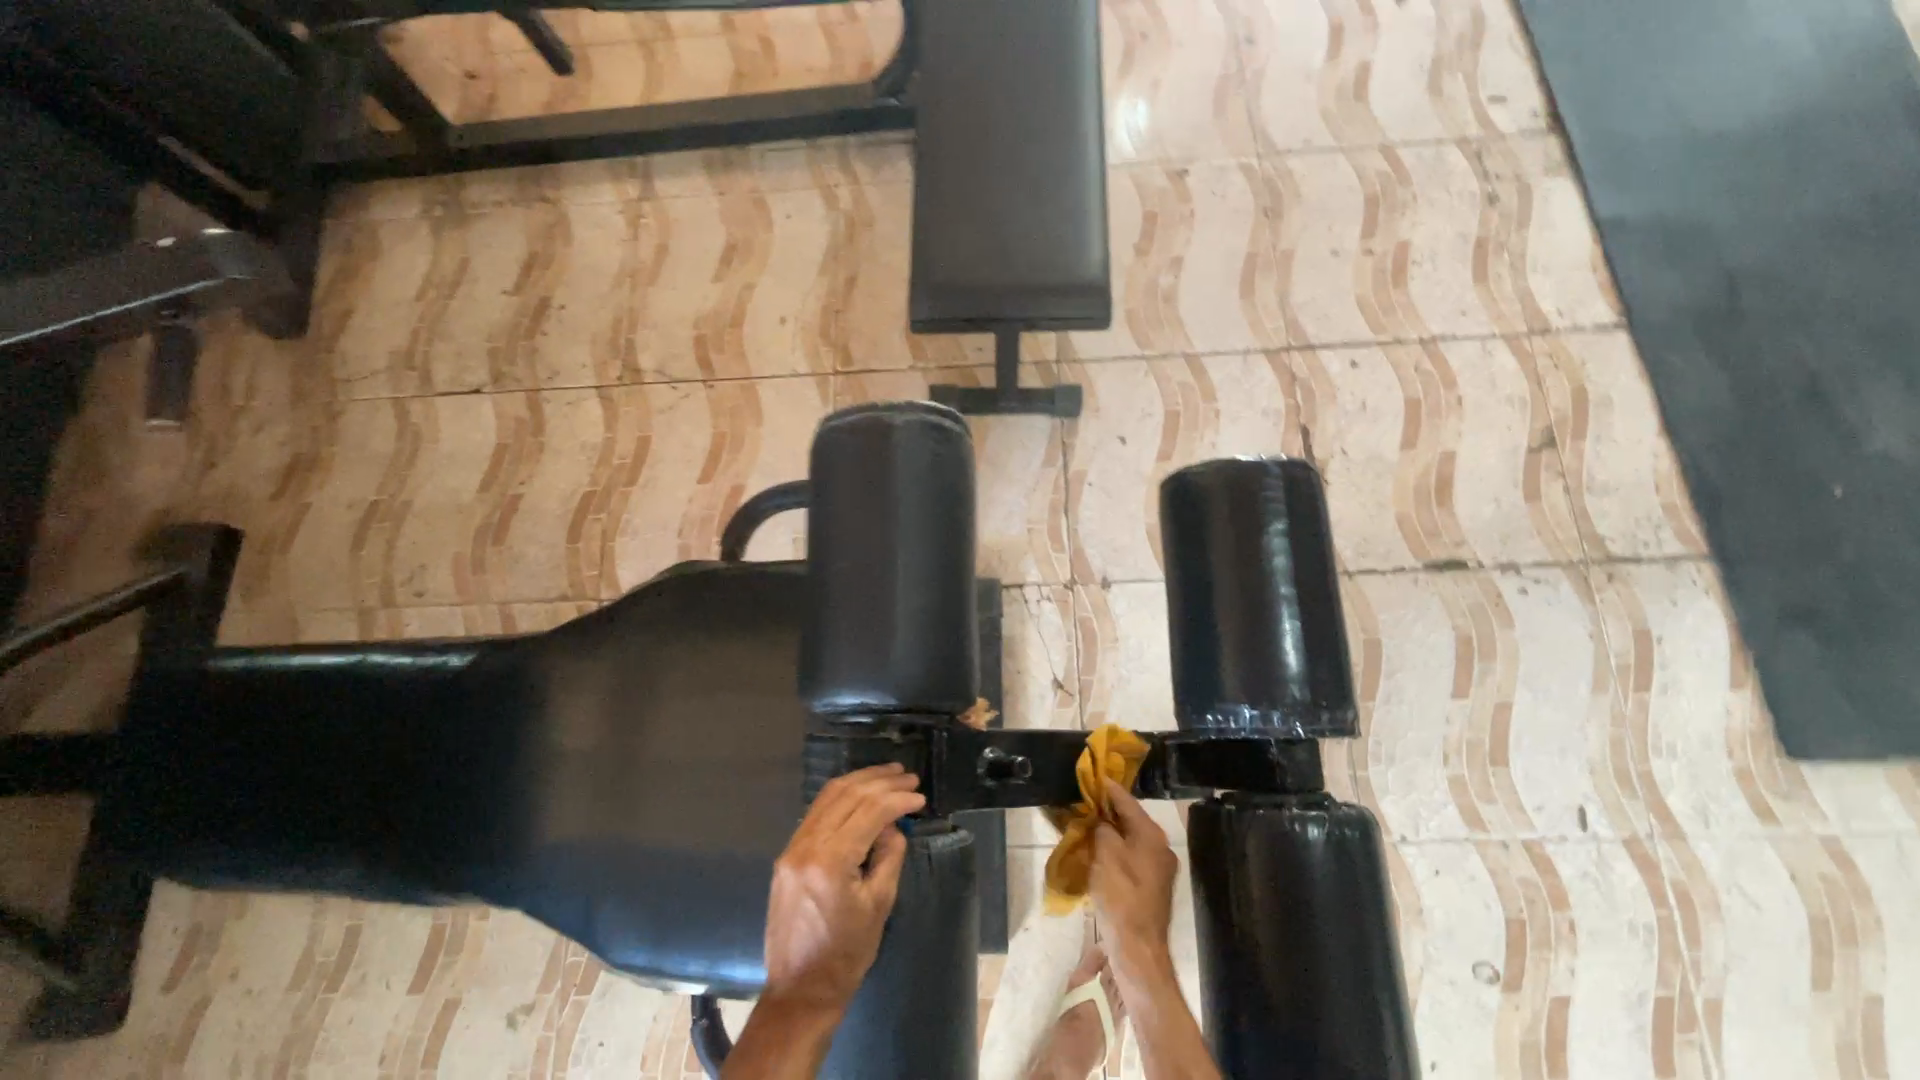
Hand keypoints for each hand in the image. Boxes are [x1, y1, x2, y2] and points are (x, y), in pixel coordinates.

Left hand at [761, 764, 925, 1013]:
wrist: (800, 988)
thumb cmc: (846, 953)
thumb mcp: (879, 904)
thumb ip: (889, 856)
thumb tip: (892, 825)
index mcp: (830, 861)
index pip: (869, 811)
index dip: (898, 799)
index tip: (920, 797)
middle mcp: (806, 846)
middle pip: (846, 795)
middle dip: (880, 781)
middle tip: (908, 776)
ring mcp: (792, 849)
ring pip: (827, 798)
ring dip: (859, 782)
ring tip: (888, 775)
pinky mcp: (787, 856)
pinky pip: (815, 813)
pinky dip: (840, 798)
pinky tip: (859, 795)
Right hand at [1089, 777, 1179, 992]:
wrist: (1137, 947)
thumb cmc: (1121, 896)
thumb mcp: (1105, 856)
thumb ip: (1102, 830)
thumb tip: (1100, 820)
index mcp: (1152, 836)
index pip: (1128, 802)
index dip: (1110, 789)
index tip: (1095, 776)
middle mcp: (1160, 849)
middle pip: (1131, 821)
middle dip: (1108, 811)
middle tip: (1086, 801)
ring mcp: (1157, 870)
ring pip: (1130, 841)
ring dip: (1110, 833)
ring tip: (1087, 825)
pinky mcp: (1150, 888)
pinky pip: (1130, 859)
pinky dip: (1114, 852)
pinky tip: (1097, 855)